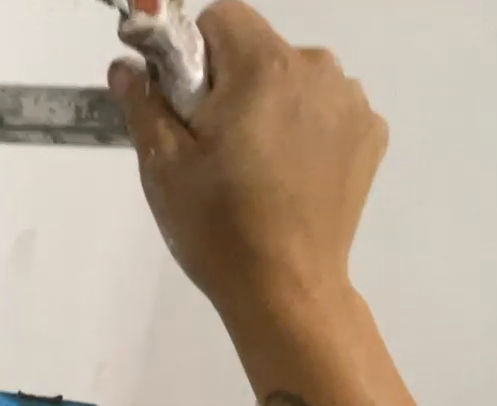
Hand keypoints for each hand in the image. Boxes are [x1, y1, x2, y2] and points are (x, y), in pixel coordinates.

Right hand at [109, 1, 386, 321]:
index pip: (221, 18)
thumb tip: (127, 65)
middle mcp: (317, 67)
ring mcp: (351, 102)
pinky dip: (303, 135)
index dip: (193, 57)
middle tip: (213, 155)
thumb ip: (144, 105)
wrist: (284, 288)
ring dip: (270, 111)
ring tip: (253, 175)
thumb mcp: (163, 170)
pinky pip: (325, 114)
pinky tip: (287, 182)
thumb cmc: (215, 229)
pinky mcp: (370, 135)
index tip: (185, 107)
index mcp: (263, 67)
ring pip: (294, 83)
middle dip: (231, 88)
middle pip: (259, 52)